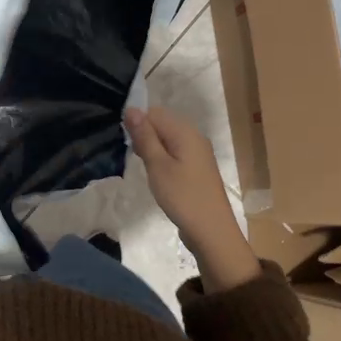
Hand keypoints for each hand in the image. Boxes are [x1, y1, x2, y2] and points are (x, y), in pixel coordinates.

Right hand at [126, 107, 259, 292]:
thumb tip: (131, 109)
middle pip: (162, 124)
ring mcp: (198, 154)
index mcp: (186, 132)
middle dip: (145, 136)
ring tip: (146, 170)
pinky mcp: (197, 169)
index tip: (128, 146)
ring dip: (153, 150)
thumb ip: (145, 136)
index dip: (138, 124)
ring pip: (168, 140)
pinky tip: (158, 177)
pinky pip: (175, 154)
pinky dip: (163, 160)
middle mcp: (194, 137)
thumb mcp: (158, 166)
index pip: (155, 113)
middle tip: (137, 160)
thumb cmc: (182, 196)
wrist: (211, 231)